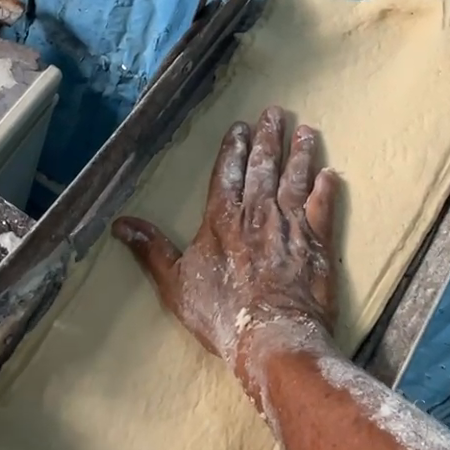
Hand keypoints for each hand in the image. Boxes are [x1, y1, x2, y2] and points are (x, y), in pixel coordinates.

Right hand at [111, 106, 342, 405]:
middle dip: (268, 138)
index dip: (234, 148)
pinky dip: (327, 189)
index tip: (240, 126)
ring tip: (306, 131)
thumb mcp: (174, 283)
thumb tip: (118, 224)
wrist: (273, 337)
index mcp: (222, 219)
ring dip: (300, 153)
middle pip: (263, 166)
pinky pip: (324, 208)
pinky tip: (331, 174)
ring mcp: (290, 225)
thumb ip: (150, 249)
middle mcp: (257, 213)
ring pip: (295, 179)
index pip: (228, 173)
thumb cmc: (221, 313)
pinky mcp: (317, 243)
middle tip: (276, 112)